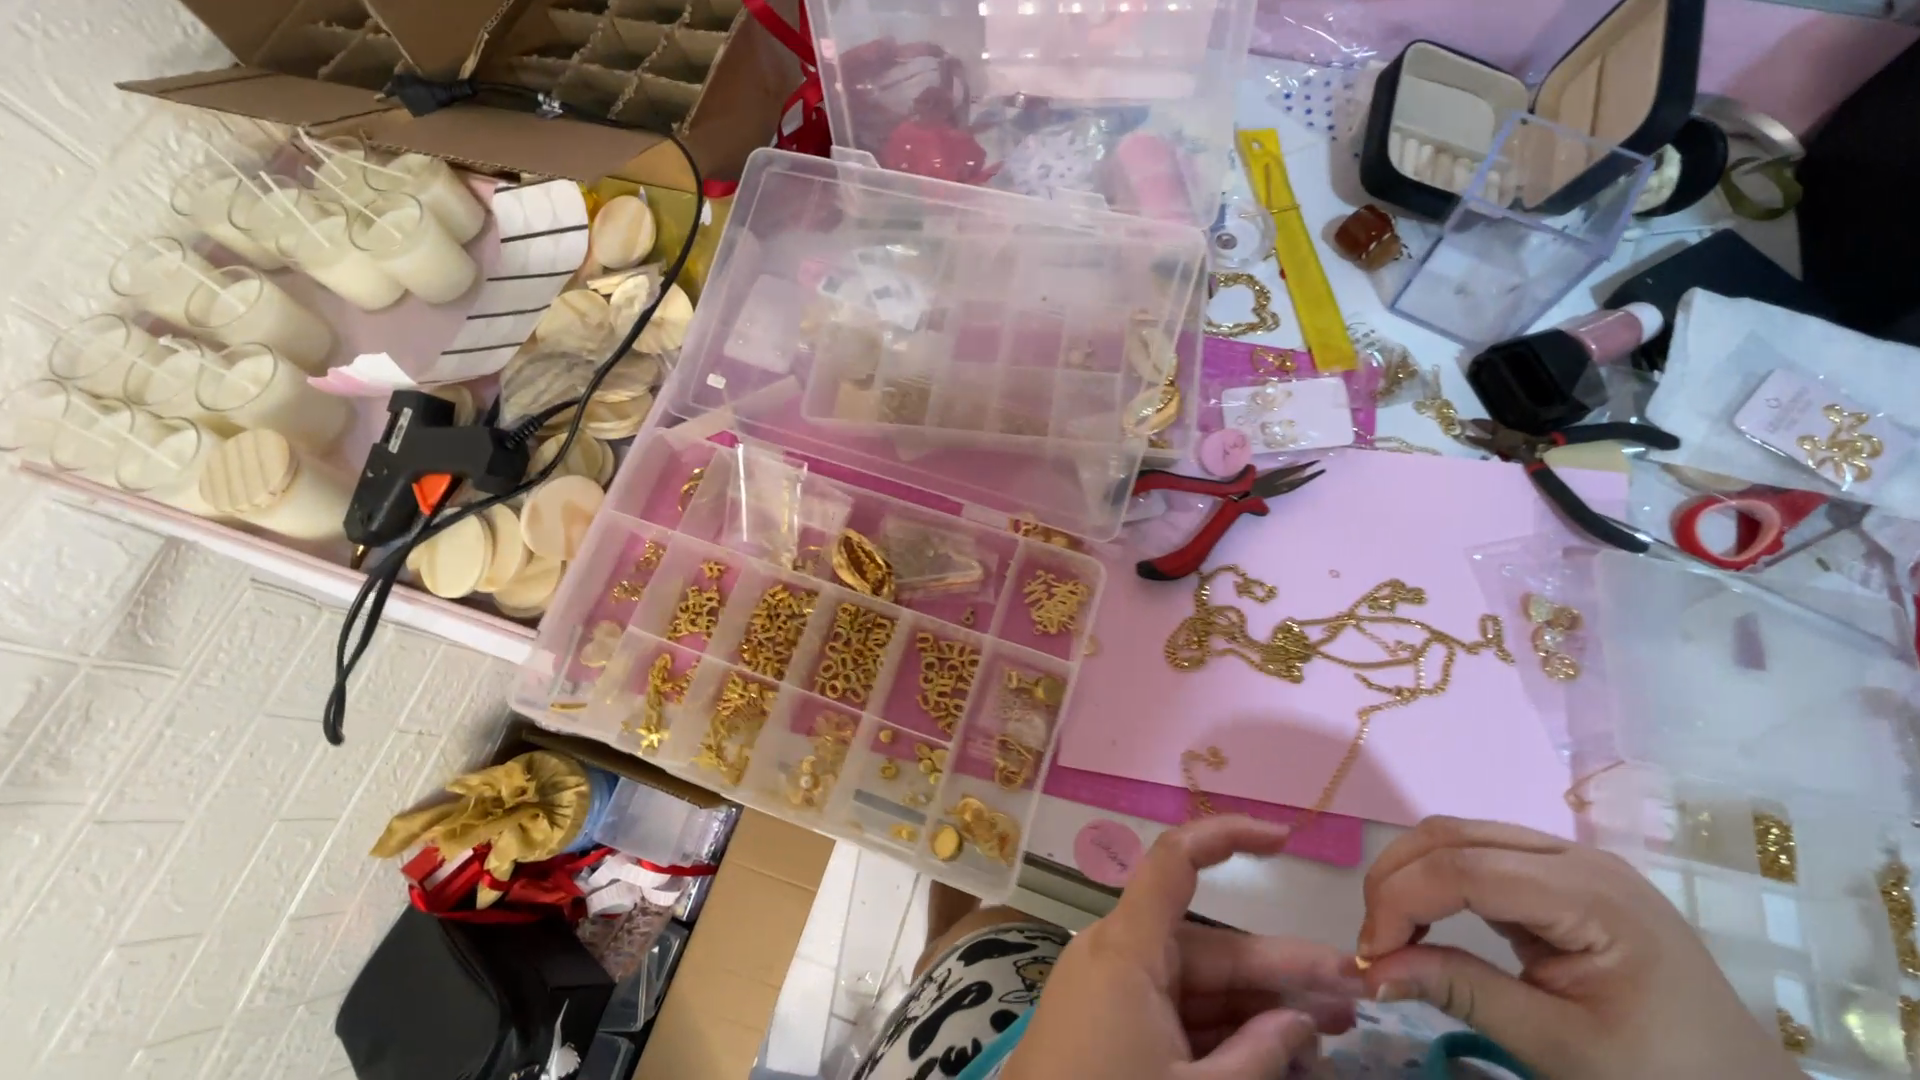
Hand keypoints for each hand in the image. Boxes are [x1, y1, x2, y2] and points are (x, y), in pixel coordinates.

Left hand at [1004, 816, 1359, 1079]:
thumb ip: (1259, 1055)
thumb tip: (1304, 1020)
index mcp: (1127, 948)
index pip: (1175, 862)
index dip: (1228, 837)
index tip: (1284, 840)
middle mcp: (1118, 956)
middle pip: (1210, 946)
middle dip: (1281, 971)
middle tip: (1355, 997)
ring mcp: (1112, 993)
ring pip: (1198, 985)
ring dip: (1260, 1008)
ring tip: (1332, 1032)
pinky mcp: (1110, 1027)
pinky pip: (1175, 1014)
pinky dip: (1223, 1032)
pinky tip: (1277, 1055)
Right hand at [1356, 816, 1798, 1079]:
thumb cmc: (1660, 1072)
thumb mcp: (1557, 1045)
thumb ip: (1460, 991)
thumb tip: (1368, 969)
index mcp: (1590, 894)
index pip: (1462, 869)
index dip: (1399, 902)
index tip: (1368, 957)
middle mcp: (1576, 856)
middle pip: (1452, 836)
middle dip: (1395, 880)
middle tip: (1373, 943)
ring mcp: (1571, 859)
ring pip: (1458, 836)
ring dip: (1411, 875)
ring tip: (1393, 934)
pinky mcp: (1562, 875)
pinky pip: (1479, 855)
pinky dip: (1438, 881)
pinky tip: (1430, 922)